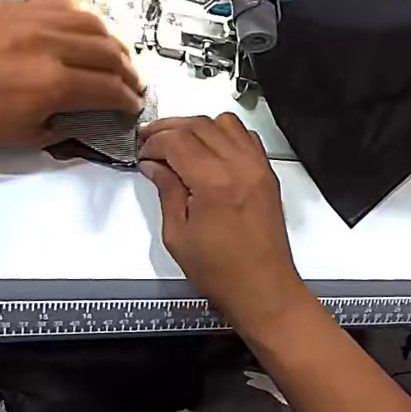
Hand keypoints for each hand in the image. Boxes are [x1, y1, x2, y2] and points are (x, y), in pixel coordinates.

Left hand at [0, 0, 142, 150]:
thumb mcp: (20, 137)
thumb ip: (61, 126)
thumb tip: (83, 118)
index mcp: (52, 83)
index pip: (109, 88)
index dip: (127, 99)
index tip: (132, 105)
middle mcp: (50, 44)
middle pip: (110, 51)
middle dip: (130, 70)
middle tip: (134, 82)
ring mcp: (34, 19)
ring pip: (94, 21)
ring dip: (116, 39)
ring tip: (121, 53)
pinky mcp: (18, 6)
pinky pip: (65, 2)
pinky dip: (86, 14)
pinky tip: (91, 24)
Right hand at [137, 114, 311, 332]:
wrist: (264, 289)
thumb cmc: (224, 272)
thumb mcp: (177, 235)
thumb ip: (166, 192)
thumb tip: (155, 166)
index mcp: (214, 183)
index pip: (177, 140)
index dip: (154, 142)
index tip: (144, 153)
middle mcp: (240, 167)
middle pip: (198, 124)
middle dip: (169, 129)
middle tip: (151, 141)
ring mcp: (257, 167)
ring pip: (223, 122)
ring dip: (197, 126)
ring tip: (178, 142)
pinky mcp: (267, 173)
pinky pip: (245, 136)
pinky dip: (224, 133)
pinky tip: (209, 148)